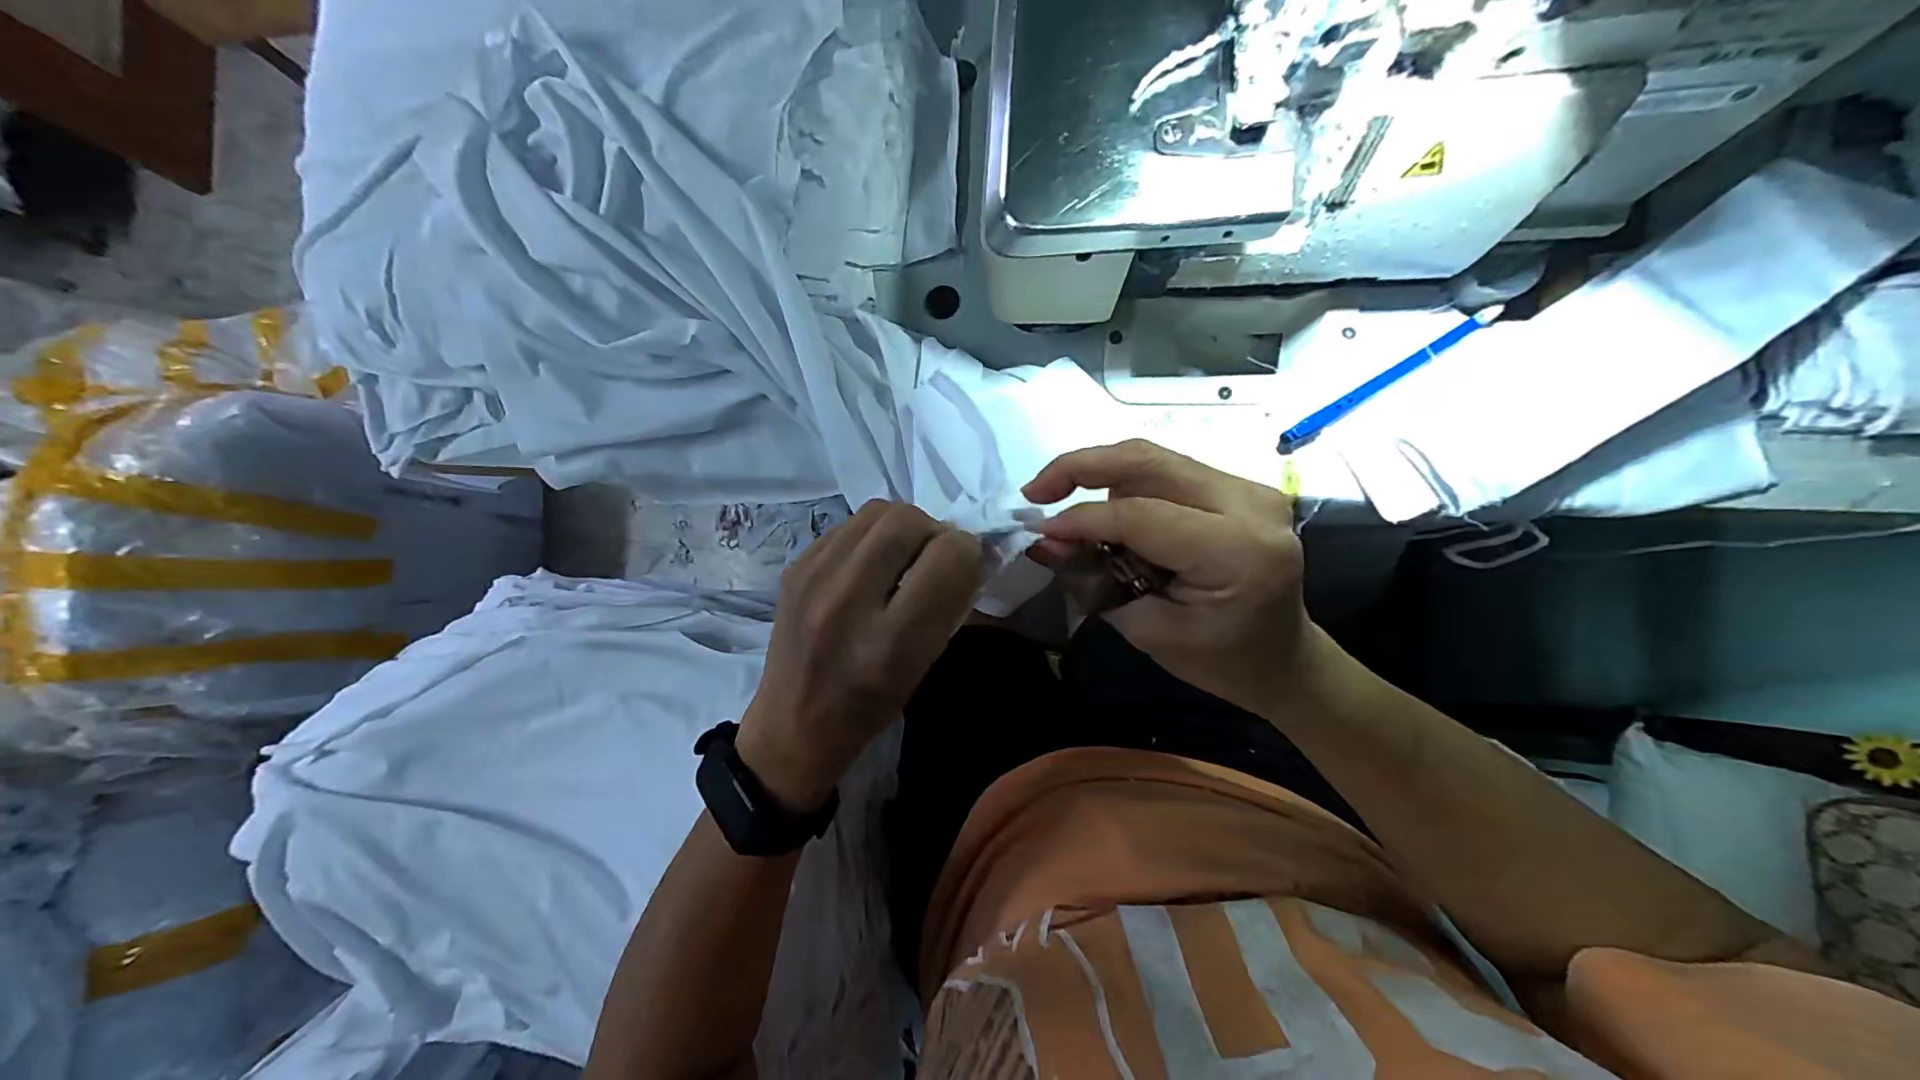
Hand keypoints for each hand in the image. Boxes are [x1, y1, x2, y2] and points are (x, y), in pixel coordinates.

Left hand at [737, 501, 986, 812]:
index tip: (967, 566)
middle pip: (908, 521)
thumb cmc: (872, 704)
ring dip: (903, 527)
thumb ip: (951, 603)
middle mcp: (847, 601)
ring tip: (902, 557)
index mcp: (890, 641)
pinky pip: (850, 524)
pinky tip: (869, 565)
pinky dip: (872, 536)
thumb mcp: (925, 663)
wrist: (796, 723)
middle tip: (934, 559)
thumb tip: (969, 548)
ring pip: (878, 511)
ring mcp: (813, 578)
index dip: (968, 553)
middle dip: (935, 532)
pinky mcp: (795, 566)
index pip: (947, 557)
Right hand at [1023, 439, 1317, 711]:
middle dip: (1081, 467)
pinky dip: (1126, 486)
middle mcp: (1249, 504)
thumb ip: (1096, 579)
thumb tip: (1044, 540)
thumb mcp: (1148, 629)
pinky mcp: (1239, 487)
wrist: (1284, 660)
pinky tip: (1107, 514)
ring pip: (1153, 460)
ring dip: (1101, 478)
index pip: (1140, 514)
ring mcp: (1248, 489)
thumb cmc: (1220, 662)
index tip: (1035, 530)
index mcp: (1238, 550)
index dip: (1080, 519)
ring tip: (1071, 515)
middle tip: (1035, 490)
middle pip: (1146, 460)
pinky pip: (1167, 472)